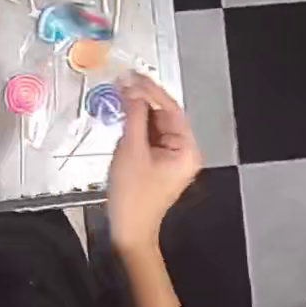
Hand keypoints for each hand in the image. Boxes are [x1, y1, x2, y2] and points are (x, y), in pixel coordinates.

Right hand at [105, 73, 200, 254]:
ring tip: (120, 94)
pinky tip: (122, 116)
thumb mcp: (130, 151)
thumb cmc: (133, 199)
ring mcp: (170, 157)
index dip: (150, 90)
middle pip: (163, 115)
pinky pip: (148, 136)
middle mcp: (183, 152)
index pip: (170, 109)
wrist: (129, 230)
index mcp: (186, 149)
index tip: (133, 76)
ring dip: (137, 111)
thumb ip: (133, 117)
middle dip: (143, 99)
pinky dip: (135, 125)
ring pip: (154, 124)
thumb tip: (132, 92)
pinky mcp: (158, 162)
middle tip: (124, 81)